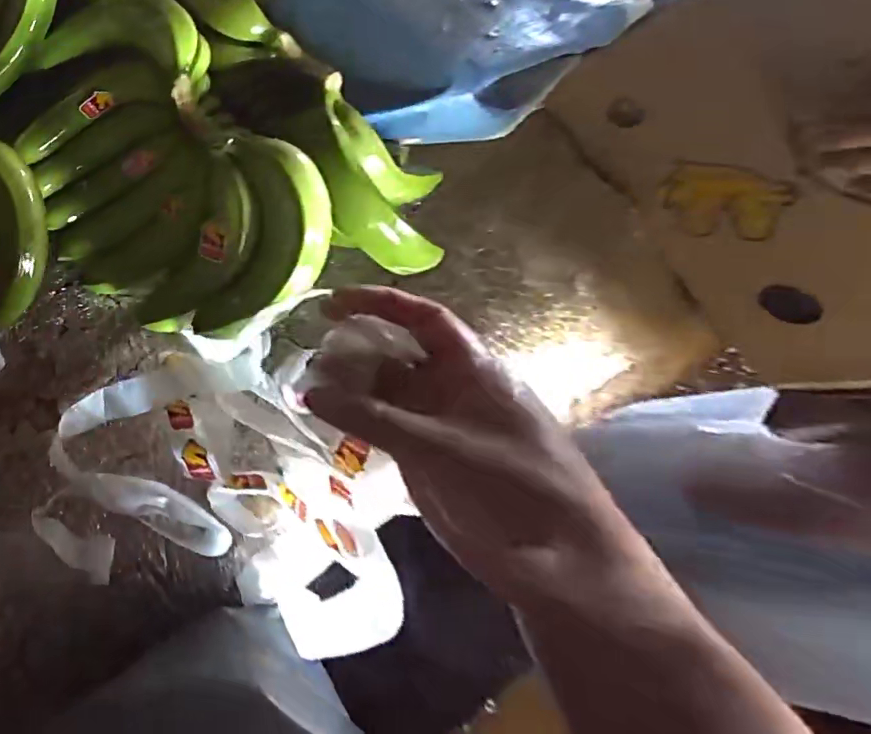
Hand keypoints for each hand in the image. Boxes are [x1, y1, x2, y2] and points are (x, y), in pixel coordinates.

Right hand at [304, 287, 661, 611]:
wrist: (562, 569)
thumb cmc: (513, 489)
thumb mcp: (439, 446)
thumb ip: (371, 418)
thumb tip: (310, 393)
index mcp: (473, 370)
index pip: (424, 319)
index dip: (380, 303)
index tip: (334, 302)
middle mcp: (454, 390)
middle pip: (398, 353)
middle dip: (355, 348)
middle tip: (310, 355)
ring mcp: (440, 425)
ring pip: (386, 392)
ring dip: (350, 387)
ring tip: (308, 389)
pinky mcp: (429, 458)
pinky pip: (383, 426)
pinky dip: (355, 420)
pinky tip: (326, 422)